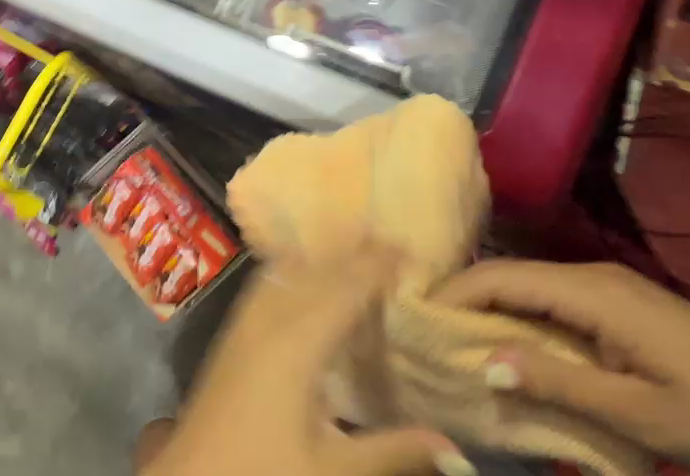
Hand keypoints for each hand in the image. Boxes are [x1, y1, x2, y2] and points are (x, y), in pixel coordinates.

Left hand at [139, 250, 474, 475]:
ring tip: (347, 244)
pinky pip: (263, 287)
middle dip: (348, 251)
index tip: (408, 246)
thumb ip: (394, 452)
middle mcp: (265, 323)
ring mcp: (241, 328)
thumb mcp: (332, 470)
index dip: (375, 264)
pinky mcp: (228, 340)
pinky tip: (297, 278)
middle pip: (310, 272)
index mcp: (295, 345)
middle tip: (385, 236)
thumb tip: (460, 452)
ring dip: (316, 256)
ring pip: (282, 273)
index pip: (342, 289)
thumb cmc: (262, 471)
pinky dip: (288, 270)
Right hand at [435, 261, 689, 475]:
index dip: (451, 292)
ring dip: (491, 310)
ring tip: (455, 342)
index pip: (499, 276)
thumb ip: (558, 383)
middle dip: (463, 300)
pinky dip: (521, 318)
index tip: (411, 317)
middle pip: (509, 276)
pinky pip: (554, 302)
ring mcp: (610, 288)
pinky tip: (510, 345)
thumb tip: (484, 361)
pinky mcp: (623, 306)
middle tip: (424, 333)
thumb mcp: (641, 414)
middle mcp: (594, 276)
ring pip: (529, 288)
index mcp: (593, 292)